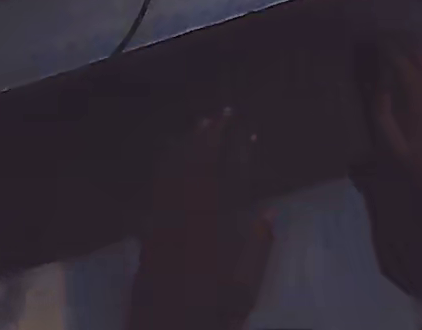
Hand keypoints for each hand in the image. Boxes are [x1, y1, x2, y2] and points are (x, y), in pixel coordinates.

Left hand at [128, 111, 273, 329]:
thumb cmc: (209, 313)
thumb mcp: (244, 290)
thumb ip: (258, 249)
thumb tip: (270, 212)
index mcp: (219, 226)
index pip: (234, 177)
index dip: (242, 151)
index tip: (250, 131)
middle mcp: (192, 211)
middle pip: (204, 161)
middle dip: (216, 133)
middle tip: (226, 111)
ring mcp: (168, 213)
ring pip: (180, 165)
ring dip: (193, 140)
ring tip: (204, 120)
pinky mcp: (150, 221)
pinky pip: (161, 179)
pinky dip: (170, 159)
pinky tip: (175, 149)